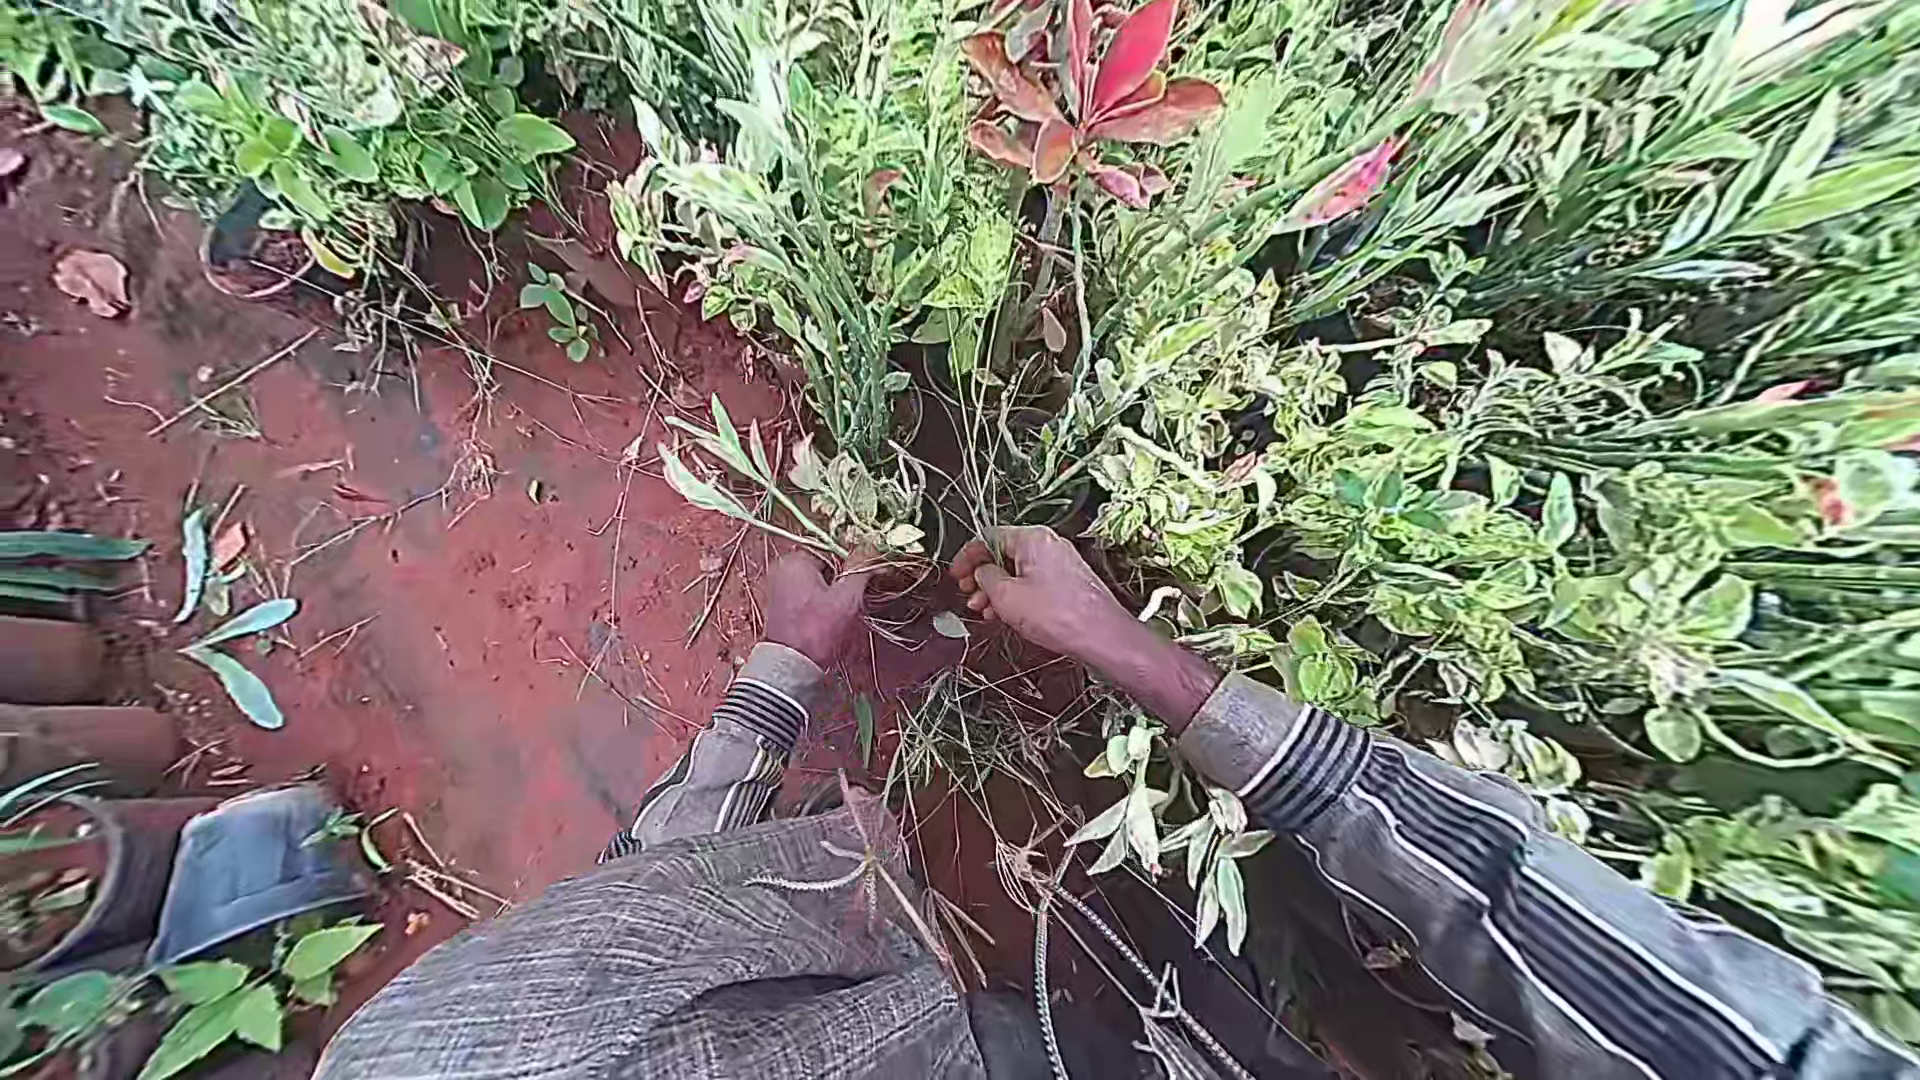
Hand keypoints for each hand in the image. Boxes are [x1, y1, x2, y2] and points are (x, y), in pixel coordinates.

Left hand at [762, 550, 874, 667]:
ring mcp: (780, 590)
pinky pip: (810, 597)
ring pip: (820, 582)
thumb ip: (861, 568)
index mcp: (793, 560)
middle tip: (853, 597)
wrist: (793, 667)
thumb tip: (875, 547)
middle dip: (843, 580)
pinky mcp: (783, 608)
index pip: (832, 548)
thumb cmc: (817, 630)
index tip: (863, 577)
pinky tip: (831, 619)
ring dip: (835, 594)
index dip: (851, 563)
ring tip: (842, 611)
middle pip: (826, 565)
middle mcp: (782, 570)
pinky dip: (823, 604)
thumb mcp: (847, 596)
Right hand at [950, 526, 1135, 663]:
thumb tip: (981, 572)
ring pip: (1017, 570)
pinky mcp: (1068, 581)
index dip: (967, 557)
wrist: (1101, 636)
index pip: (988, 536)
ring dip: (997, 589)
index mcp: (1032, 538)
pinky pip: (1033, 581)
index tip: (956, 575)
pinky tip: (1008, 614)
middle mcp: (1048, 544)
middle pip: (1003, 553)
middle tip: (970, 596)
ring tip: (986, 611)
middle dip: (982, 576)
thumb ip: (985, 577)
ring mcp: (1060, 562)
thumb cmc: (1056, 615)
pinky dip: (1016, 594)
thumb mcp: (1005, 596)